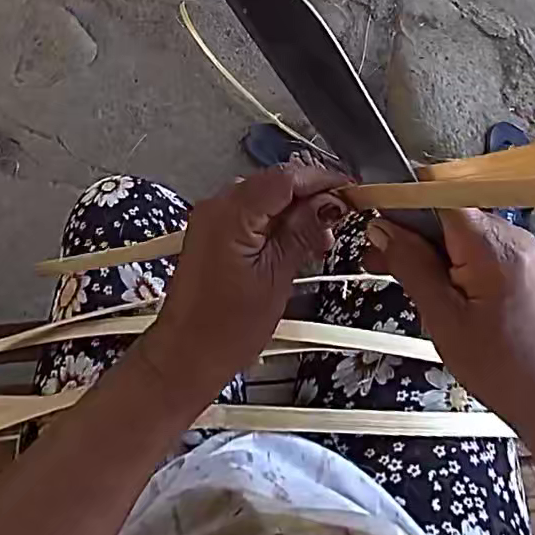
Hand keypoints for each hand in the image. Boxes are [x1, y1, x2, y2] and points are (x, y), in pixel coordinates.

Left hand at [142, 163, 350, 393]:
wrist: (184, 357)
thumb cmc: (229, 327)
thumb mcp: (276, 276)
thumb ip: (302, 232)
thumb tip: (331, 204)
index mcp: (232, 212)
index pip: (285, 177)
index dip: (321, 180)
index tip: (350, 192)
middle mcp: (218, 204)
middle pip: (274, 181)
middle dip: (310, 193)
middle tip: (341, 216)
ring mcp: (212, 215)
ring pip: (265, 195)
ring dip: (295, 207)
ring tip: (322, 233)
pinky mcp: (213, 230)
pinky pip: (251, 210)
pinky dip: (276, 218)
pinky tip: (296, 238)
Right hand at [367, 208, 534, 424]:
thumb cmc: (508, 370)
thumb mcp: (444, 319)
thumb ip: (411, 266)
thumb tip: (382, 229)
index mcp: (490, 244)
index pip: (437, 193)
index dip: (400, 199)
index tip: (371, 212)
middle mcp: (507, 236)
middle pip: (445, 210)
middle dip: (407, 229)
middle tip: (376, 254)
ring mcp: (515, 249)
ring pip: (456, 230)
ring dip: (424, 247)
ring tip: (394, 271)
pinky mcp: (516, 265)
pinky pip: (472, 247)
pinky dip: (445, 260)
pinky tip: (426, 282)